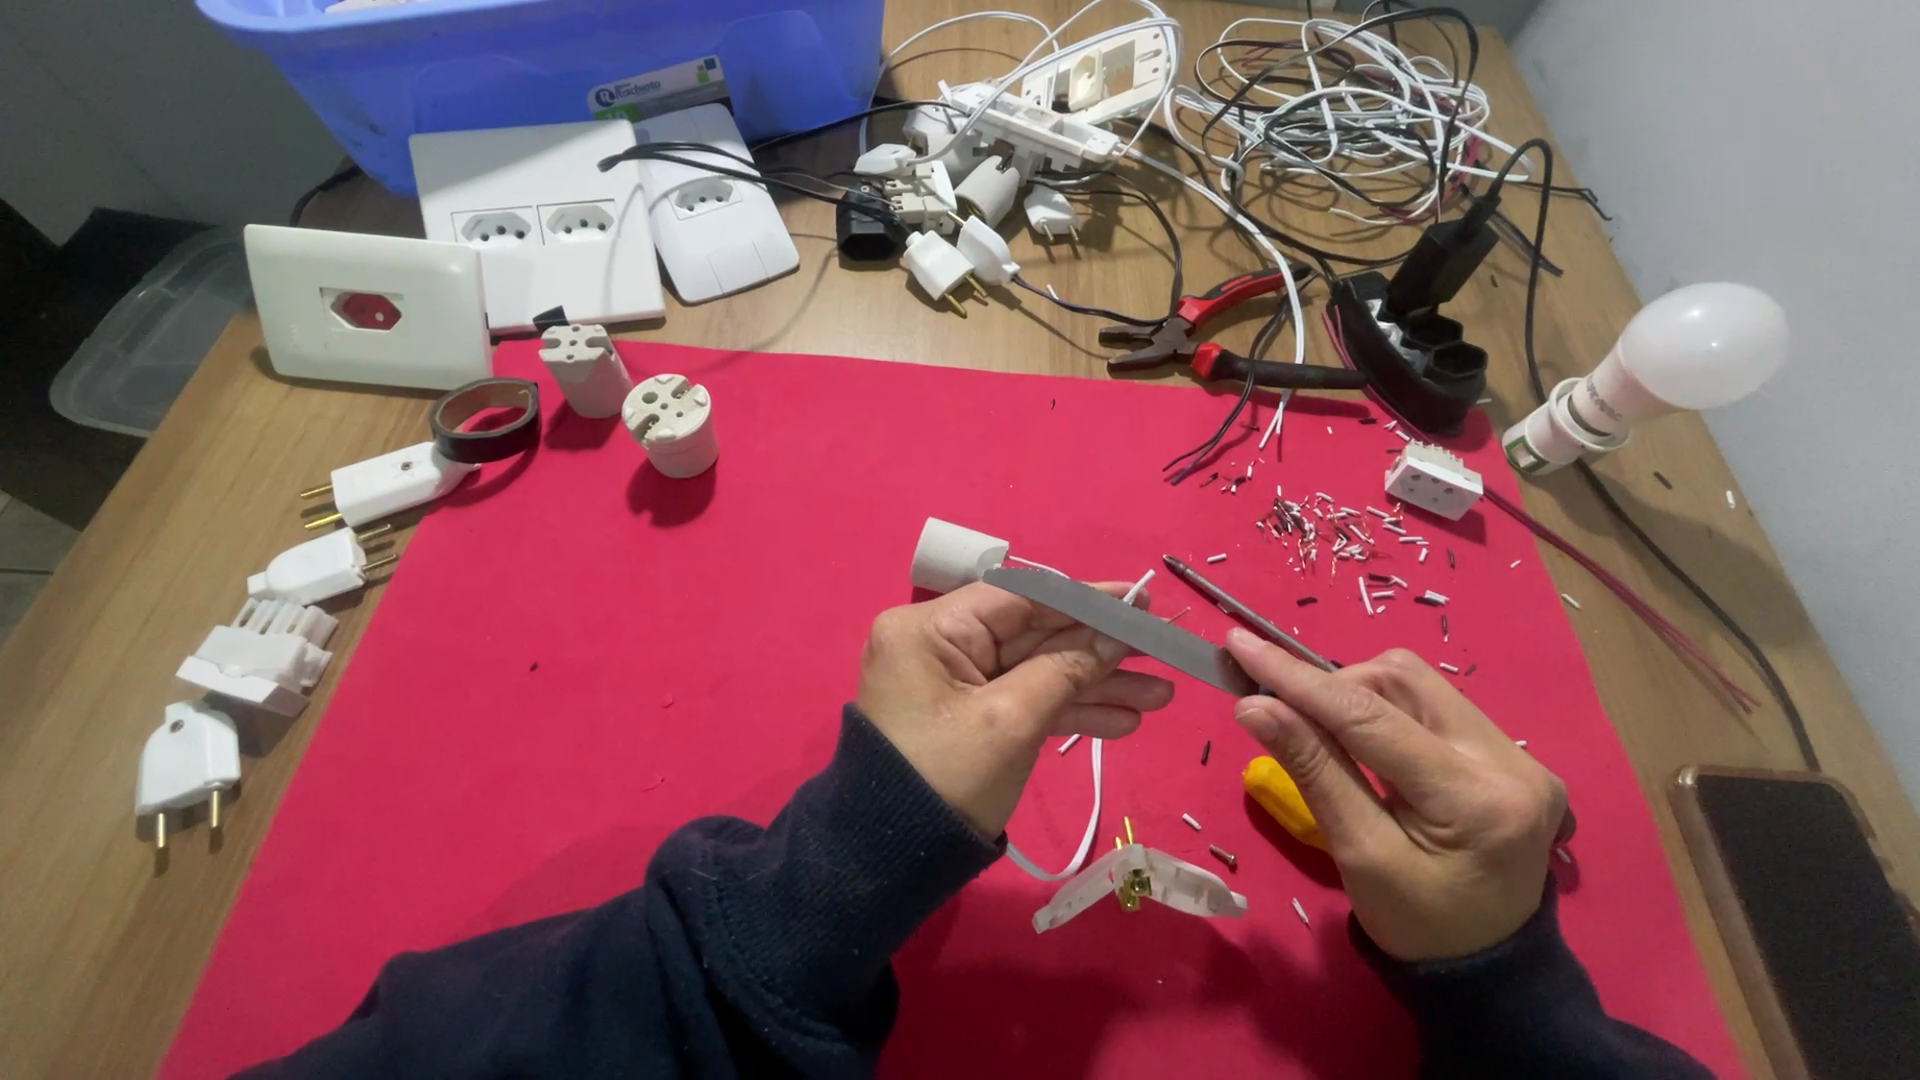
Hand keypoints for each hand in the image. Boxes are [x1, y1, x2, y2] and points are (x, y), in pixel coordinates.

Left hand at [856, 581, 1175, 836]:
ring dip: (1094, 686)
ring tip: (1159, 698)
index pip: (1019, 598)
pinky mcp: (967, 715)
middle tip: (1160, 654)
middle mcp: (938, 644)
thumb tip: (1114, 636)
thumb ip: (1066, 669)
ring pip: (1035, 671)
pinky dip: (1068, 711)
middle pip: (1033, 634)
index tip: (1139, 603)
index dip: (1084, 600)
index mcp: (930, 628)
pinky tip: (1122, 721)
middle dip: (1098, 651)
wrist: (892, 862)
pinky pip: (1023, 700)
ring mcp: (953, 682)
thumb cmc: (947, 779)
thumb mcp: (1011, 721)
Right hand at [1226, 629, 1567, 960]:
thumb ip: (1311, 770)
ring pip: (1417, 683)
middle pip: (1403, 680)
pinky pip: (1432, 704)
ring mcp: (1518, 755)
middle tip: (1284, 709)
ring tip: (1323, 729)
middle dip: (1333, 686)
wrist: (1487, 968)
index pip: (1370, 717)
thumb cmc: (1415, 923)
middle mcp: (1511, 762)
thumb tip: (1253, 705)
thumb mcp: (1357, 852)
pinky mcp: (1509, 755)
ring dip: (1357, 694)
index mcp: (1475, 799)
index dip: (1298, 679)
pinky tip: (1362, 739)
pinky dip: (1383, 709)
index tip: (1242, 647)